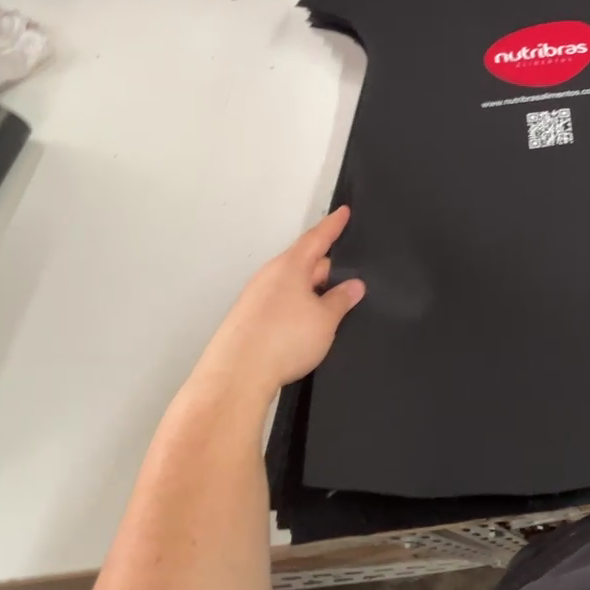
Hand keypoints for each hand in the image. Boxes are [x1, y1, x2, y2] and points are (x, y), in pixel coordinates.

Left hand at [193, 207, 365, 400]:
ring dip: (312, 291)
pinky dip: (297, 307)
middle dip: (326, 268)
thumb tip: (353, 285)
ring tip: (331, 305)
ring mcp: (255, 299)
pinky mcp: (247, 320)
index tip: (343, 212)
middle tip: (350, 276)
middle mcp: (269, 277)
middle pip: (304, 263)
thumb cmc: (284, 340)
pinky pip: (280, 304)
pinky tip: (306, 325)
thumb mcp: (326, 319)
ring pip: (292, 286)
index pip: (316, 239)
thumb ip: (342, 299)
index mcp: (290, 267)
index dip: (333, 226)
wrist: (235, 377)